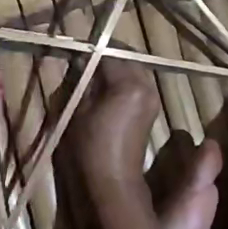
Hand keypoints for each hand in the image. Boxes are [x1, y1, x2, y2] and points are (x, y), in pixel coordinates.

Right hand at [70, 60, 161, 193]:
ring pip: (134, 70)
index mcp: (129, 85)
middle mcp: (147, 86)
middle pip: (127, 59)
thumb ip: (81, 82)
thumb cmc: (90, 147)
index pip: (110, 54)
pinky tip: (104, 88)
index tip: (75, 47)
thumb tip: (81, 61)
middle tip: (84, 56)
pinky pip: (137, 84)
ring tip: (92, 71)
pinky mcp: (151, 109)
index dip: (91, 49)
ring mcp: (152, 98)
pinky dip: (122, 80)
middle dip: (107, 55)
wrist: (113, 181)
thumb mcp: (77, 110)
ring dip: (116, 67)